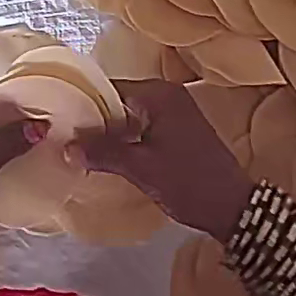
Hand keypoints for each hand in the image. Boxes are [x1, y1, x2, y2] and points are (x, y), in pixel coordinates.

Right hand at [78, 80, 254, 241]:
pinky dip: (126, 134)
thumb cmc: (189, 182)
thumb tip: (66, 147)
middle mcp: (167, 94)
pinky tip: (108, 152)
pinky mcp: (178, 127)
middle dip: (95, 117)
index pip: (110, 87)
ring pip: (130, 112)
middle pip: (119, 98)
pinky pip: (143, 122)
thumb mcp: (141, 168)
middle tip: (67, 135)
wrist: (234, 207)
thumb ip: (103, 152)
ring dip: (110, 129)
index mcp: (159, 94)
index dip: (85, 103)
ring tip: (81, 146)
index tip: (62, 120)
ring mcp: (175, 110)